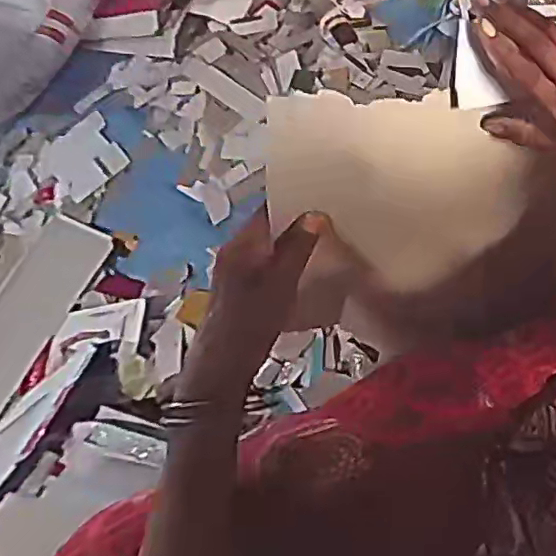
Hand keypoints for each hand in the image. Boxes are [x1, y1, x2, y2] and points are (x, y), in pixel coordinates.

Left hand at [178, 210, 345, 401]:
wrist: (223, 366)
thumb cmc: (253, 320)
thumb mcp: (282, 281)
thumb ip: (298, 246)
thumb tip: (315, 214)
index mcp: (242, 244)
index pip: (267, 207)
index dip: (292, 196)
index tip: (322, 190)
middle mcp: (235, 251)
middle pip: (268, 223)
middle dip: (297, 215)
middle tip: (331, 210)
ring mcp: (237, 269)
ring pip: (270, 242)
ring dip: (294, 236)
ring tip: (325, 233)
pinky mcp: (243, 286)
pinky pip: (269, 258)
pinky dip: (288, 253)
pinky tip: (309, 261)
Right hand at [473, 0, 555, 162]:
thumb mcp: (554, 143)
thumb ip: (520, 132)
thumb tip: (492, 124)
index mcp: (555, 102)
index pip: (521, 70)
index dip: (499, 48)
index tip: (482, 31)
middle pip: (533, 42)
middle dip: (505, 20)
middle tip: (485, 5)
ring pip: (551, 31)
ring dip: (525, 13)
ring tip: (505, 1)